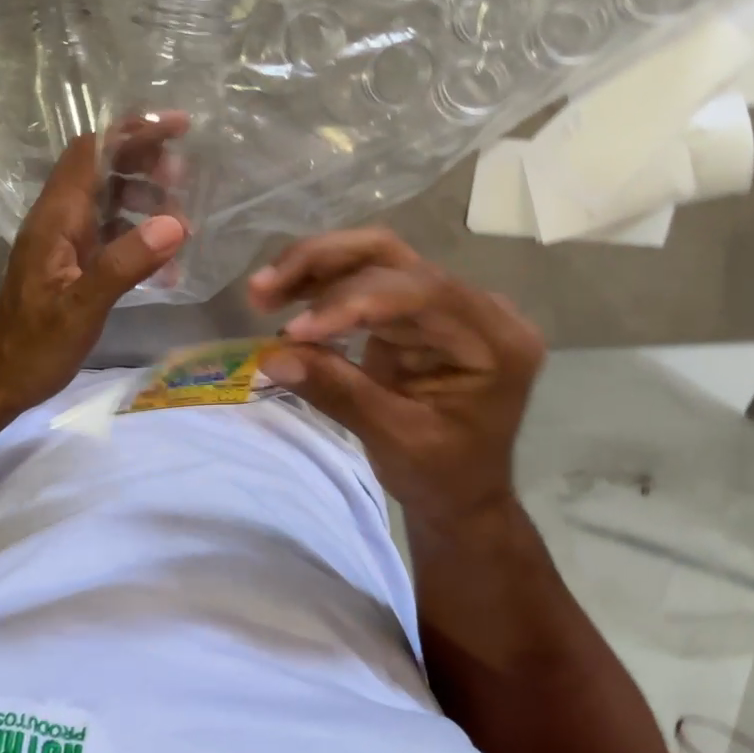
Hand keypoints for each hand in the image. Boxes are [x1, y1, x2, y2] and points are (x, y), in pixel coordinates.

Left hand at [0, 120, 189, 414]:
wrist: (1, 382)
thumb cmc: (34, 347)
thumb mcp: (81, 308)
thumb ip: (124, 265)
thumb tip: (174, 223)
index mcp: (54, 220)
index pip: (90, 152)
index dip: (131, 132)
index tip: (177, 127)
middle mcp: (57, 222)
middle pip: (101, 169)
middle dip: (144, 161)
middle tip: (185, 176)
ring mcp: (64, 244)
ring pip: (107, 201)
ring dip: (144, 199)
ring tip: (182, 219)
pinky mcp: (72, 267)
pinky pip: (108, 235)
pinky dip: (137, 237)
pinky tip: (166, 264)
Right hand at [248, 229, 545, 522]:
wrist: (461, 495)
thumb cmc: (442, 473)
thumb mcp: (392, 437)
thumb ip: (337, 390)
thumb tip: (271, 357)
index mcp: (494, 339)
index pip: (419, 292)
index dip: (350, 301)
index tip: (294, 331)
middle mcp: (475, 307)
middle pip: (391, 257)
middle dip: (321, 264)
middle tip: (261, 290)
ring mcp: (442, 306)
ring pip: (370, 259)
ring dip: (311, 268)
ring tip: (260, 292)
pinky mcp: (413, 313)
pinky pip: (362, 282)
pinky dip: (318, 287)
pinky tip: (281, 299)